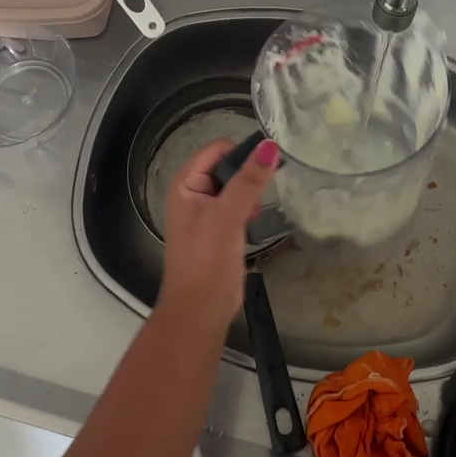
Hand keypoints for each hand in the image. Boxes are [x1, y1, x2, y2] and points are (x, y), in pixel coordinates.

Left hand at [158, 138, 279, 326]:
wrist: (200, 310)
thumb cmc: (207, 260)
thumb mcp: (228, 216)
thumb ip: (249, 180)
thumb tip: (270, 146)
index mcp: (185, 183)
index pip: (216, 149)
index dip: (241, 151)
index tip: (268, 162)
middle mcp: (192, 193)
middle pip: (225, 166)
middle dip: (247, 173)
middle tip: (265, 189)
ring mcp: (205, 212)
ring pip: (234, 186)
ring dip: (249, 192)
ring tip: (257, 210)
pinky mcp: (219, 230)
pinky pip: (236, 206)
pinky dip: (248, 208)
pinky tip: (255, 221)